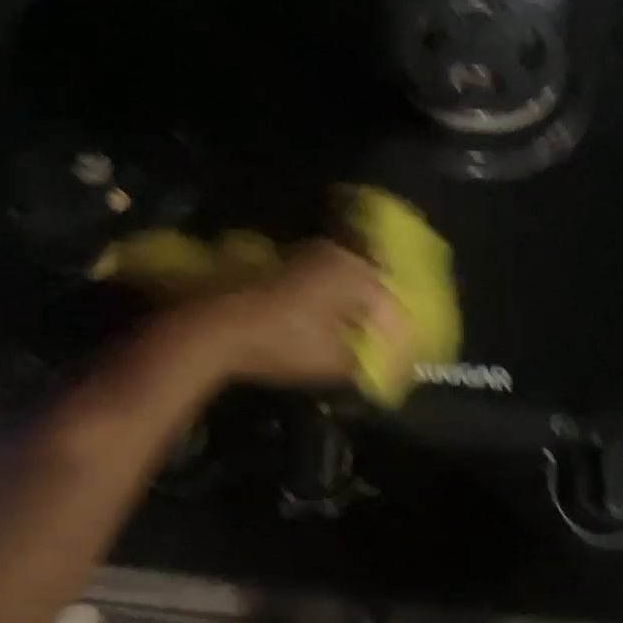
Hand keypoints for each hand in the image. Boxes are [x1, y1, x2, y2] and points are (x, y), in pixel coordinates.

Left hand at [177, 240, 403, 385]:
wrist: (219, 327)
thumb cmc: (284, 342)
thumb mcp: (332, 362)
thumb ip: (364, 363)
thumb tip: (378, 367)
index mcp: (355, 274)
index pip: (391, 306)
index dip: (399, 338)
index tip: (403, 365)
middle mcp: (337, 255)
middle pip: (373, 287)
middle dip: (382, 318)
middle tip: (388, 347)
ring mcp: (309, 256)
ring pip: (349, 281)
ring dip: (358, 308)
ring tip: (362, 338)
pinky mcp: (288, 264)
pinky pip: (327, 282)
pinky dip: (336, 303)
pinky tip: (332, 325)